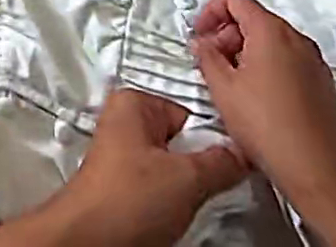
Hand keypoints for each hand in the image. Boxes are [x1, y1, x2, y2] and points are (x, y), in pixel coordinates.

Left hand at [0, 88, 246, 246]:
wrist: (93, 238)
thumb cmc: (126, 199)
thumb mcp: (187, 178)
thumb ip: (221, 162)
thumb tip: (242, 153)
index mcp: (133, 103)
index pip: (191, 112)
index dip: (216, 138)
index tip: (238, 159)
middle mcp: (125, 120)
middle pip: (182, 137)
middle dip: (202, 160)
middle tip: (215, 182)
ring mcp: (125, 151)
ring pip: (174, 162)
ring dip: (190, 181)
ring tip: (193, 198)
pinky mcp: (127, 180)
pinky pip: (163, 180)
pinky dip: (177, 194)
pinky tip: (180, 209)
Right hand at [192, 0, 335, 246]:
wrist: (324, 179)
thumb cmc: (276, 133)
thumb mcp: (222, 87)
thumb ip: (206, 54)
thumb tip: (203, 45)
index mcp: (273, 32)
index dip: (209, 12)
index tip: (200, 32)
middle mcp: (298, 42)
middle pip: (253, 17)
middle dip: (226, 33)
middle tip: (210, 57)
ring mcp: (314, 65)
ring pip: (270, 40)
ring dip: (244, 50)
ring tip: (229, 81)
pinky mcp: (322, 87)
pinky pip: (287, 61)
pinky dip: (265, 66)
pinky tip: (252, 97)